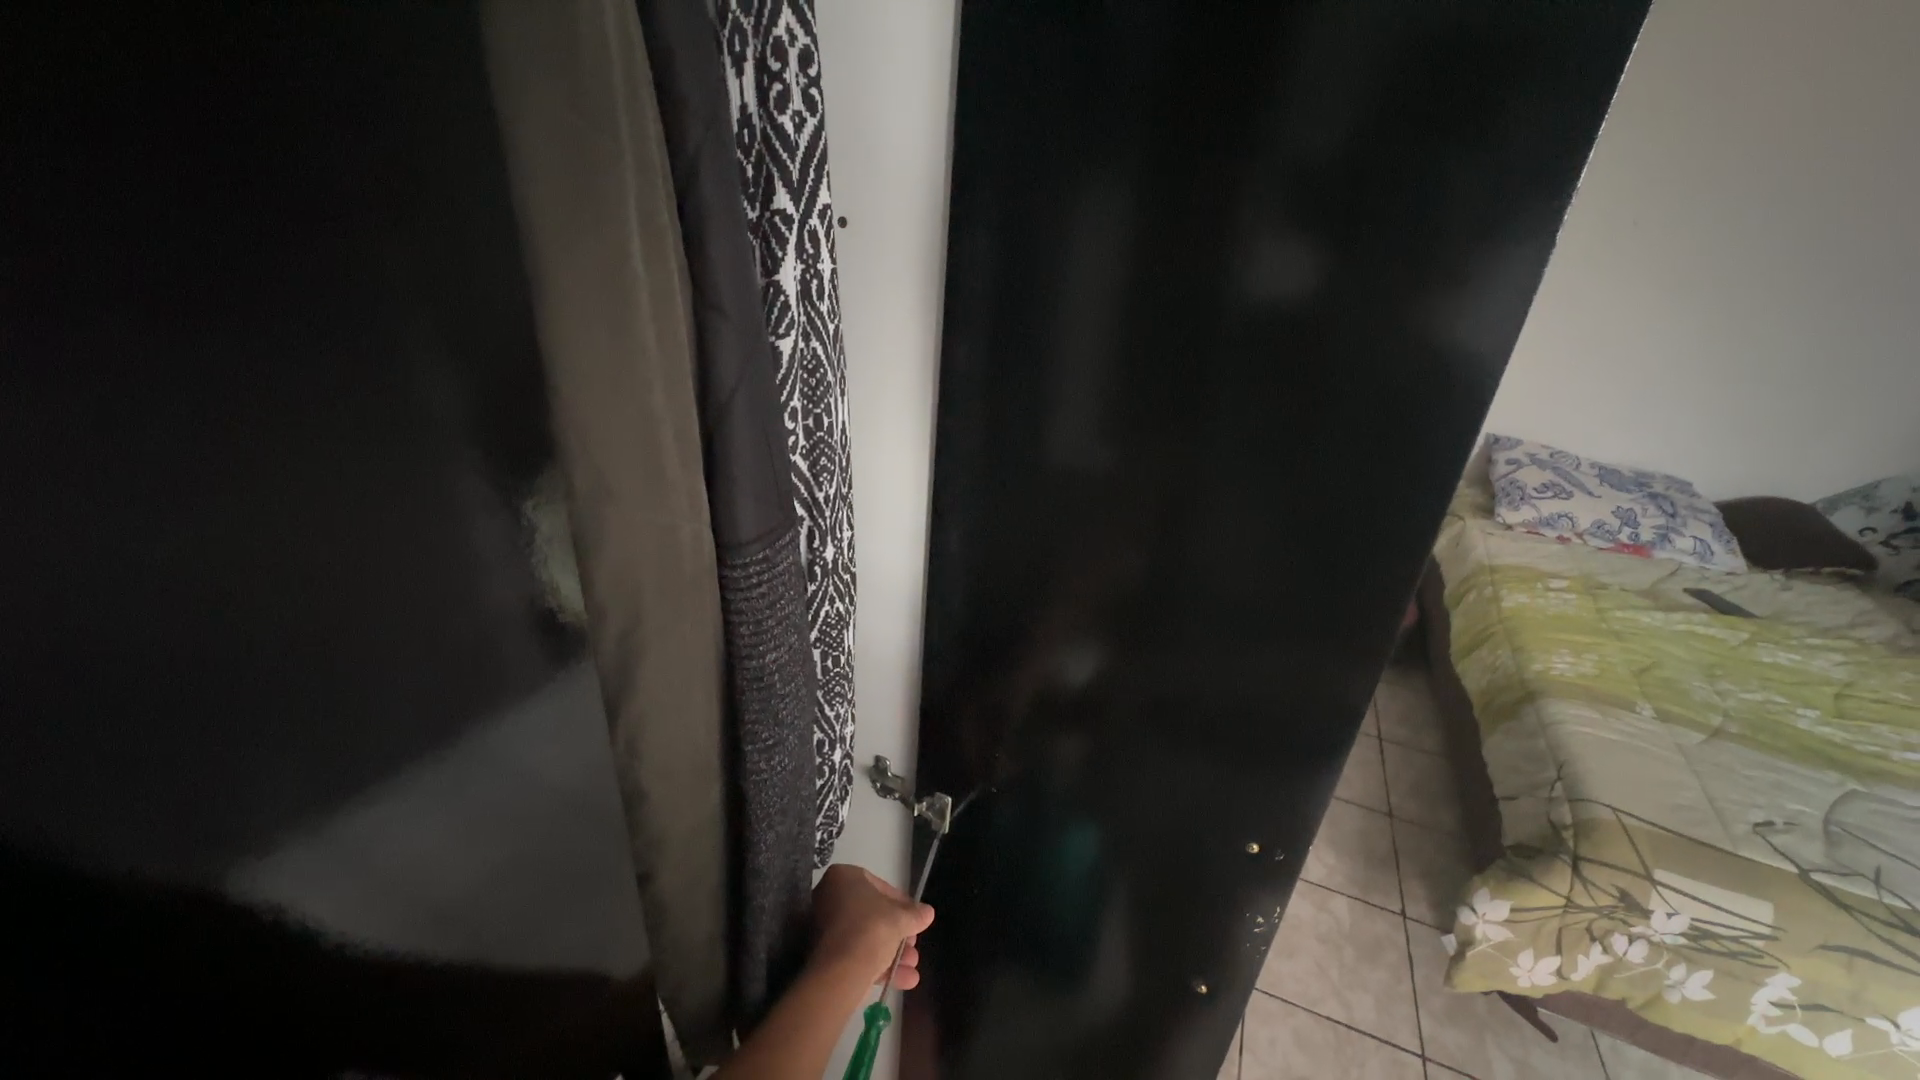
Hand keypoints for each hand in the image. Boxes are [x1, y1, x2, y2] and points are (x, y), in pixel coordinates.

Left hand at [810, 865, 935, 990]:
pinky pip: (855, 955)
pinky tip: (905, 979)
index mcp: (843, 877)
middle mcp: (829, 898)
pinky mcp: (823, 956)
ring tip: (913, 966)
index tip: (916, 918)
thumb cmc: (871, 928)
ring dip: (892, 953)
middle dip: (897, 933)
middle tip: (914, 945)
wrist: (841, 970)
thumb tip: (928, 912)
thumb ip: (915, 914)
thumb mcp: (901, 918)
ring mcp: (823, 928)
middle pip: (872, 915)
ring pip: (865, 938)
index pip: (879, 887)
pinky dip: (878, 965)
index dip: (902, 904)